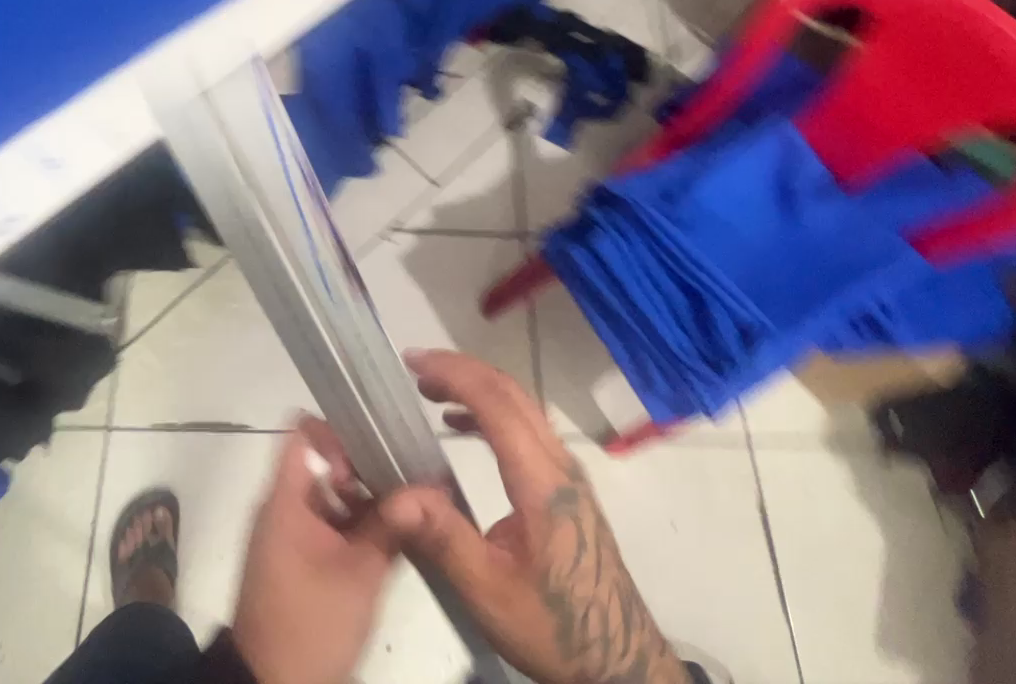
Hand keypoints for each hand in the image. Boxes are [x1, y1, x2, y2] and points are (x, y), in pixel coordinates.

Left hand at [232, 417, 401, 683]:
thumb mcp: (360, 574)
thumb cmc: (310, 624)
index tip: (379, 439)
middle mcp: (286, 508)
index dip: (340, 427)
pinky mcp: (303, 561)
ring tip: (418, 501)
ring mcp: (294, 536)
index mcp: (286, 500)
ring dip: (371, 500)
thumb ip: (392, 524)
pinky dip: (362, 526)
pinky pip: (334, 527)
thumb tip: (431, 486)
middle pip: (327, 466)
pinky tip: (401, 532)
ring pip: (335, 498)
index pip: (304, 434)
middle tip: (415, 473)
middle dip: (370, 468)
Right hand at [379, 350, 690, 683]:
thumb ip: (444, 538)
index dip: (454, 373)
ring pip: (523, 408)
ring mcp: (567, 474)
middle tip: (414, 367)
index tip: (413, 361)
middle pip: (512, 394)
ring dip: (477, 388)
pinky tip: (462, 427)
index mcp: (540, 481)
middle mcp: (558, 464)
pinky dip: (491, 413)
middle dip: (463, 370)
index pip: (496, 403)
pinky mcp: (566, 487)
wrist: (617, 660)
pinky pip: (527, 429)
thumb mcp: (488, 590)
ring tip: (431, 389)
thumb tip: (398, 494)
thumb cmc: (552, 625)